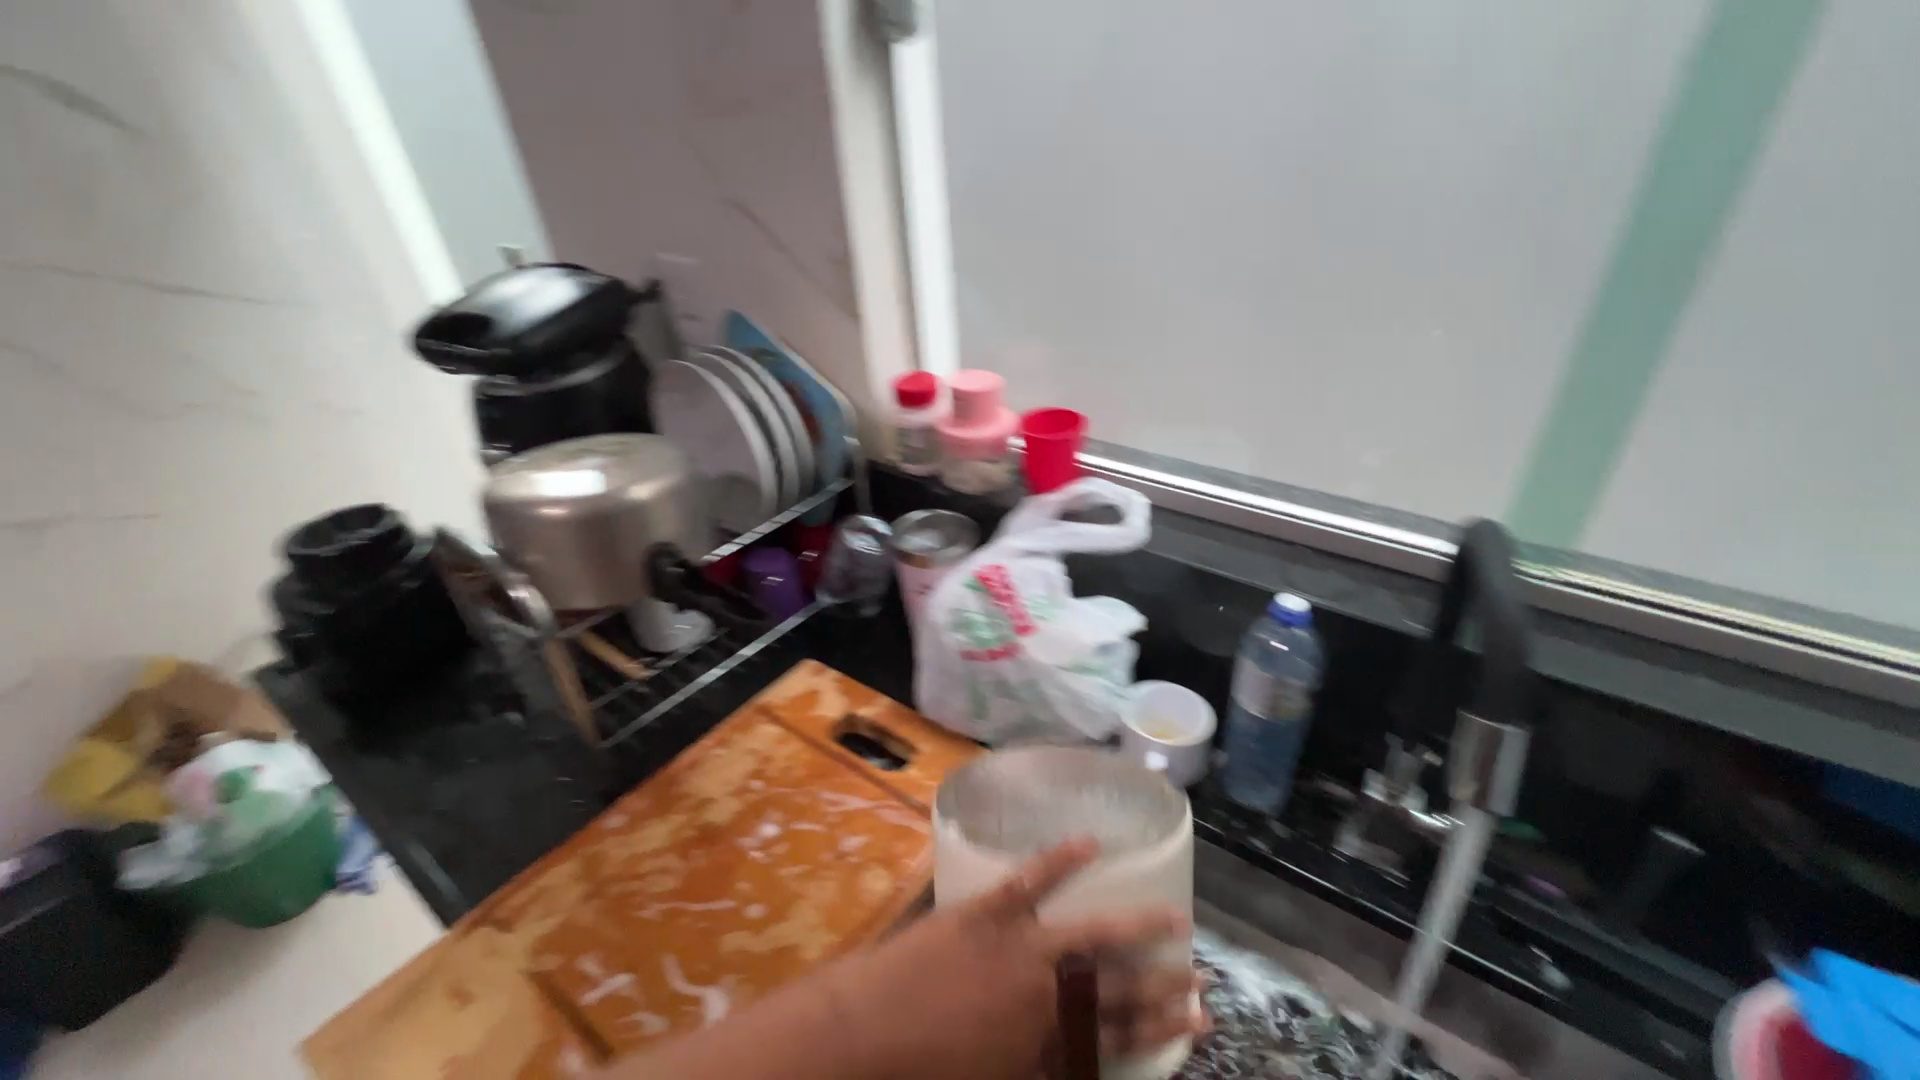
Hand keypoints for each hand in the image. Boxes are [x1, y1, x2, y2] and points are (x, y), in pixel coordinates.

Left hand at [820, 838, 1204, 1079]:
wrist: (862, 1038)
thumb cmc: (923, 1074)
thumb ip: (1039, 1066)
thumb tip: (1070, 1056)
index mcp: (1048, 1045)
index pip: (1119, 1036)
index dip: (1160, 1029)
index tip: (1197, 1019)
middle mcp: (1046, 997)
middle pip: (1117, 990)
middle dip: (1163, 985)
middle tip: (1202, 977)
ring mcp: (1018, 947)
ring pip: (1090, 934)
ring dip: (1135, 924)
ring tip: (1176, 917)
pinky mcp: (984, 912)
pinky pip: (1029, 881)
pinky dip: (1059, 859)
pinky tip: (1090, 842)